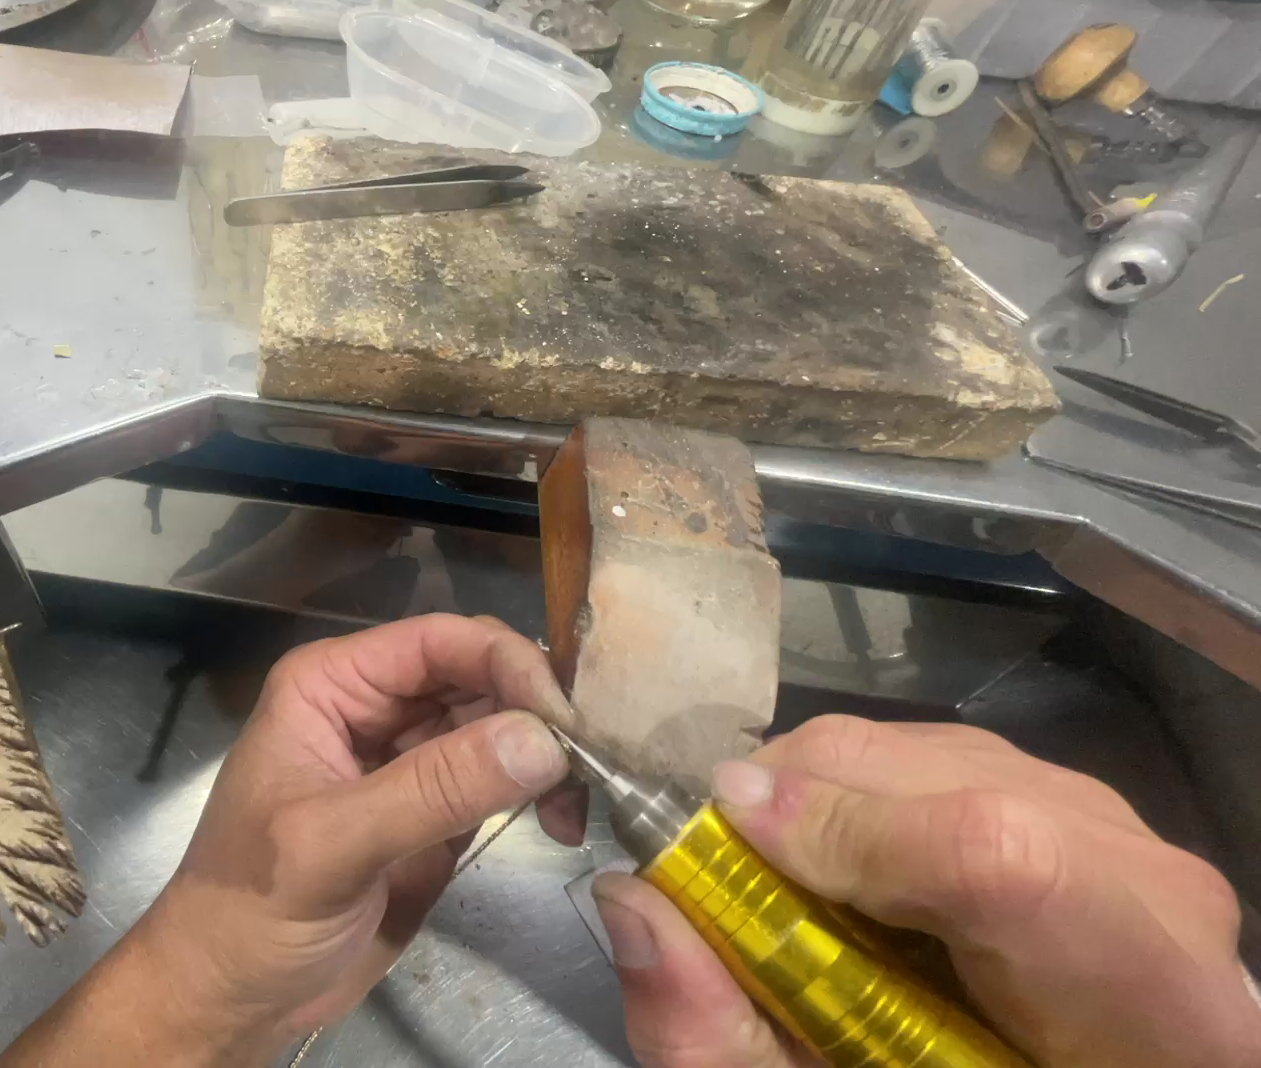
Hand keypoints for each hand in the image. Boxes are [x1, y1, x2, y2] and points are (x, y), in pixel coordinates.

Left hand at [0, 614, 576, 1066]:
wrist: (232, 994)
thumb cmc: (250, 908)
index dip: (504, 662)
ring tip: (575, 802)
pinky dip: (532, 790)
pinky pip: (492, 777)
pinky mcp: (430, 808)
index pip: (434, 641)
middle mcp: (372, 704)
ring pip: (492, 723)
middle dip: (532, 708)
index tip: (564, 718)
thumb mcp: (333, 843)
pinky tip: (555, 820)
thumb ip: (434, 788)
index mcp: (332, 684)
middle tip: (586, 765)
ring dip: (540, 752)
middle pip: (472, 674)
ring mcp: (404, 757)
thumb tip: (542, 739)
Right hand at [592, 715, 1260, 1067]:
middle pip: (941, 782)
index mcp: (1134, 1013)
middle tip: (731, 856)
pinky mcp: (1071, 794)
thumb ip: (716, 1037)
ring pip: (920, 747)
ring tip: (789, 862)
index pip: (1002, 861)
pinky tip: (845, 849)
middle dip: (798, 798)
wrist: (1046, 1060)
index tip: (729, 829)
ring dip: (815, 787)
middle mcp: (1153, 897)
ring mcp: (1117, 829)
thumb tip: (628, 898)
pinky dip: (846, 779)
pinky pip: (927, 746)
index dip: (844, 825)